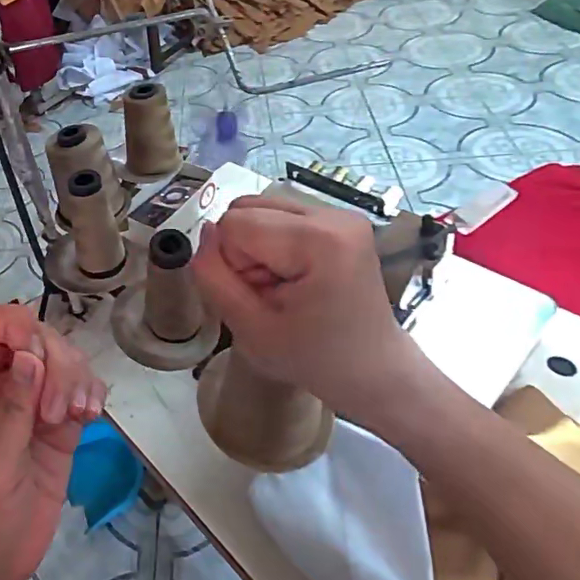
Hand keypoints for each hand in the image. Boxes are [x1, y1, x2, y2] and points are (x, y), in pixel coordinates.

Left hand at [0, 304, 100, 579]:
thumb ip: (11, 411)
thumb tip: (29, 355)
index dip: (12, 326)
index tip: (35, 358)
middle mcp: (7, 389)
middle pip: (35, 336)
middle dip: (56, 360)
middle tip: (59, 411)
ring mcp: (36, 407)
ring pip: (64, 360)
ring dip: (79, 377)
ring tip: (79, 416)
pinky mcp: (61, 429)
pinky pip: (83, 390)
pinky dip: (93, 393)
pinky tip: (91, 417)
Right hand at [192, 196, 419, 423]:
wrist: (375, 371)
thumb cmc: (315, 360)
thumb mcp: (250, 329)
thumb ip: (214, 277)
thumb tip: (204, 232)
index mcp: (318, 239)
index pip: (234, 223)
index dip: (233, 264)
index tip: (260, 299)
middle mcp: (333, 214)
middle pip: (247, 208)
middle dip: (244, 251)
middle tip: (272, 293)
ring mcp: (341, 213)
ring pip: (260, 209)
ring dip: (257, 247)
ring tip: (284, 286)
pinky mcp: (341, 219)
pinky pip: (280, 216)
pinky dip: (274, 243)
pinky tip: (296, 276)